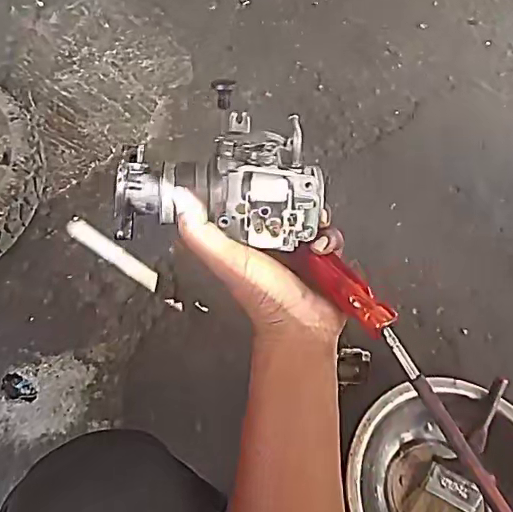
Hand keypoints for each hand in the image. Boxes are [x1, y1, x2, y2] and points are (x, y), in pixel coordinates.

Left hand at [172, 188, 345, 344]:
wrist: (301, 327)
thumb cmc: (264, 302)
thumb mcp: (227, 262)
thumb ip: (201, 235)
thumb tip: (182, 204)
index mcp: (246, 238)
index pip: (249, 200)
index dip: (256, 189)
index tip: (263, 184)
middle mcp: (273, 241)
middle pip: (285, 203)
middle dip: (293, 201)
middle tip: (295, 211)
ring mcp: (299, 248)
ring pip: (310, 216)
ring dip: (315, 219)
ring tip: (311, 232)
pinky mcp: (321, 256)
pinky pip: (330, 234)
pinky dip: (331, 237)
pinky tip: (322, 248)